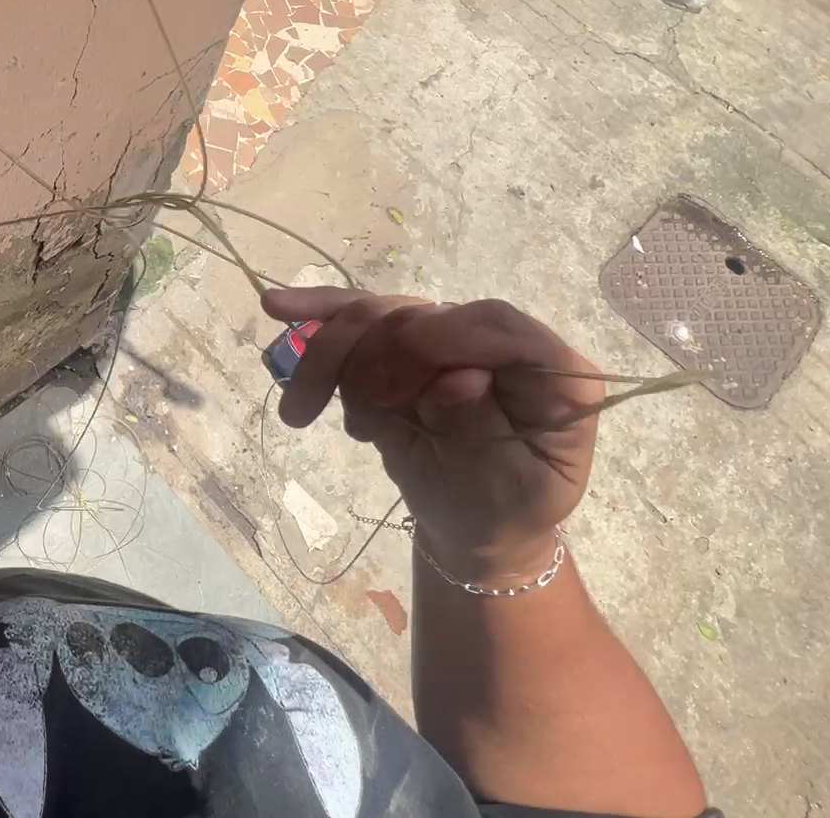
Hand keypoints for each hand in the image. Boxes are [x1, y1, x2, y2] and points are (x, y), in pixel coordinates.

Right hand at [261, 288, 605, 582]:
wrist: (472, 520)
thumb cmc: (503, 510)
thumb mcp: (510, 487)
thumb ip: (486, 428)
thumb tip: (460, 378)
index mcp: (550, 371)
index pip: (497, 327)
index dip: (441, 343)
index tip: (392, 391)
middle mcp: (494, 339)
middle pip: (421, 316)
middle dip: (371, 360)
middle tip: (356, 423)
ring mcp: (442, 336)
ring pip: (373, 316)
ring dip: (327, 356)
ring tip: (299, 410)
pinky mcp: (398, 345)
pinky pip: (352, 321)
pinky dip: (315, 318)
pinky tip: (279, 308)